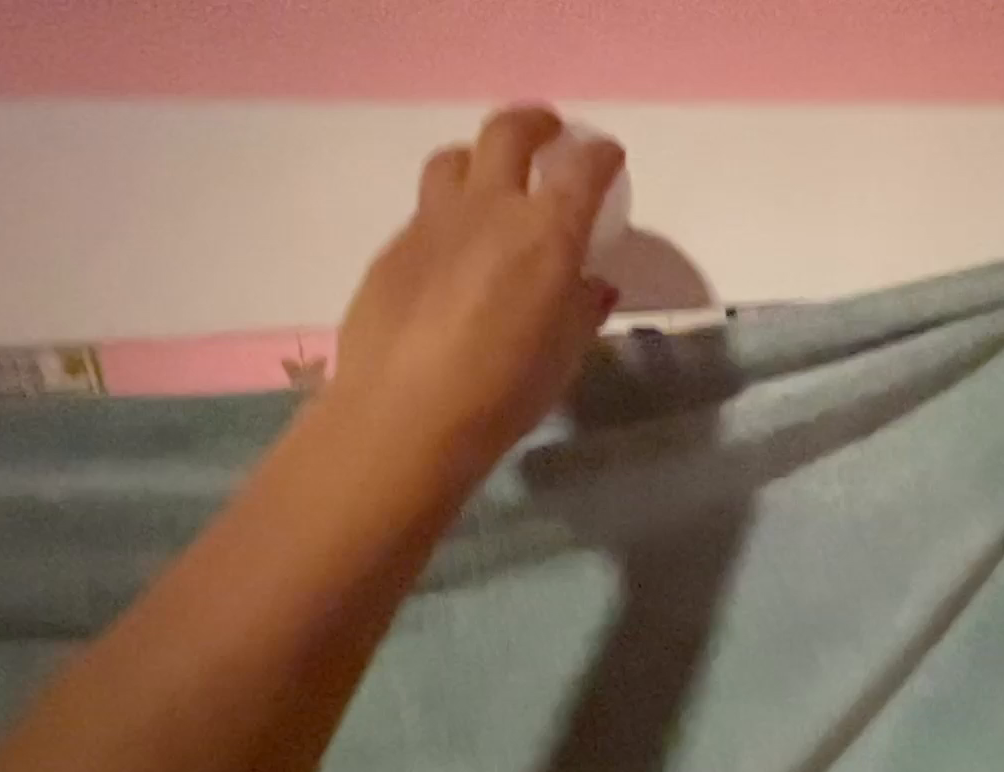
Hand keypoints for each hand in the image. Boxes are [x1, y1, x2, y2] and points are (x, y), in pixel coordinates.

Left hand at [332, 106, 624, 462]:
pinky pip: (428, 210)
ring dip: (482, 159)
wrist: (408, 414)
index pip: (581, 169)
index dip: (600, 155)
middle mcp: (489, 210)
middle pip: (508, 132)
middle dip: (536, 124)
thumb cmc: (507, 391)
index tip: (609, 156)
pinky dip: (452, 213)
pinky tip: (457, 254)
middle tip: (550, 135)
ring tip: (495, 185)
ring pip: (457, 160)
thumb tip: (592, 283)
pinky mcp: (395, 248)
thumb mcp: (566, 354)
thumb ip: (582, 308)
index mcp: (545, 235)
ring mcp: (433, 223)